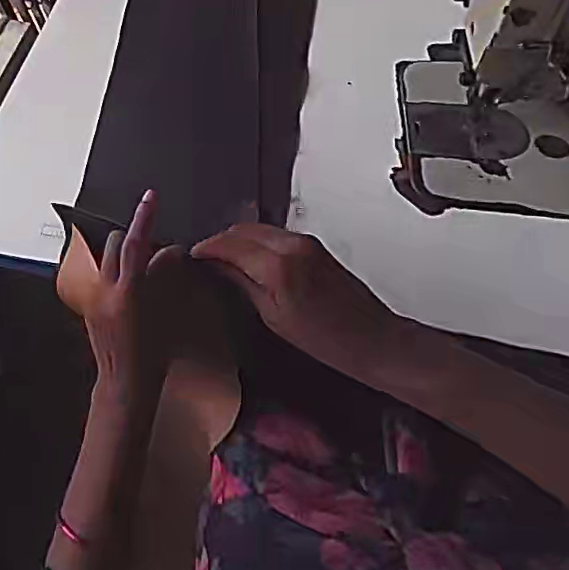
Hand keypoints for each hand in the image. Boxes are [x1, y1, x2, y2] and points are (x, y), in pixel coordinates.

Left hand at [85, 189, 184, 405]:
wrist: (124, 385)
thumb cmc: (150, 357)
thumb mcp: (165, 314)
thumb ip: (164, 277)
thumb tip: (171, 252)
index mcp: (127, 292)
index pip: (134, 244)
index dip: (144, 217)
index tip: (150, 197)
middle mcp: (105, 290)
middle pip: (113, 243)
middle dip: (131, 235)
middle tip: (152, 241)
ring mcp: (94, 297)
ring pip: (104, 257)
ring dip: (122, 252)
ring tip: (141, 262)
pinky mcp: (90, 304)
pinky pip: (102, 274)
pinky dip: (117, 270)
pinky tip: (133, 284)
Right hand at [191, 223, 400, 379]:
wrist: (374, 340)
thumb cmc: (328, 340)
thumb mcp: (273, 317)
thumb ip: (243, 284)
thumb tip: (219, 267)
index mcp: (279, 265)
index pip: (231, 243)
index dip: (208, 248)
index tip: (195, 256)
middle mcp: (293, 245)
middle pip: (243, 229)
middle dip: (221, 240)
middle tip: (206, 257)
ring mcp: (306, 242)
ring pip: (259, 229)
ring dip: (238, 239)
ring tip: (224, 259)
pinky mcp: (314, 245)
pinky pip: (275, 234)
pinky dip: (257, 241)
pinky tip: (251, 259)